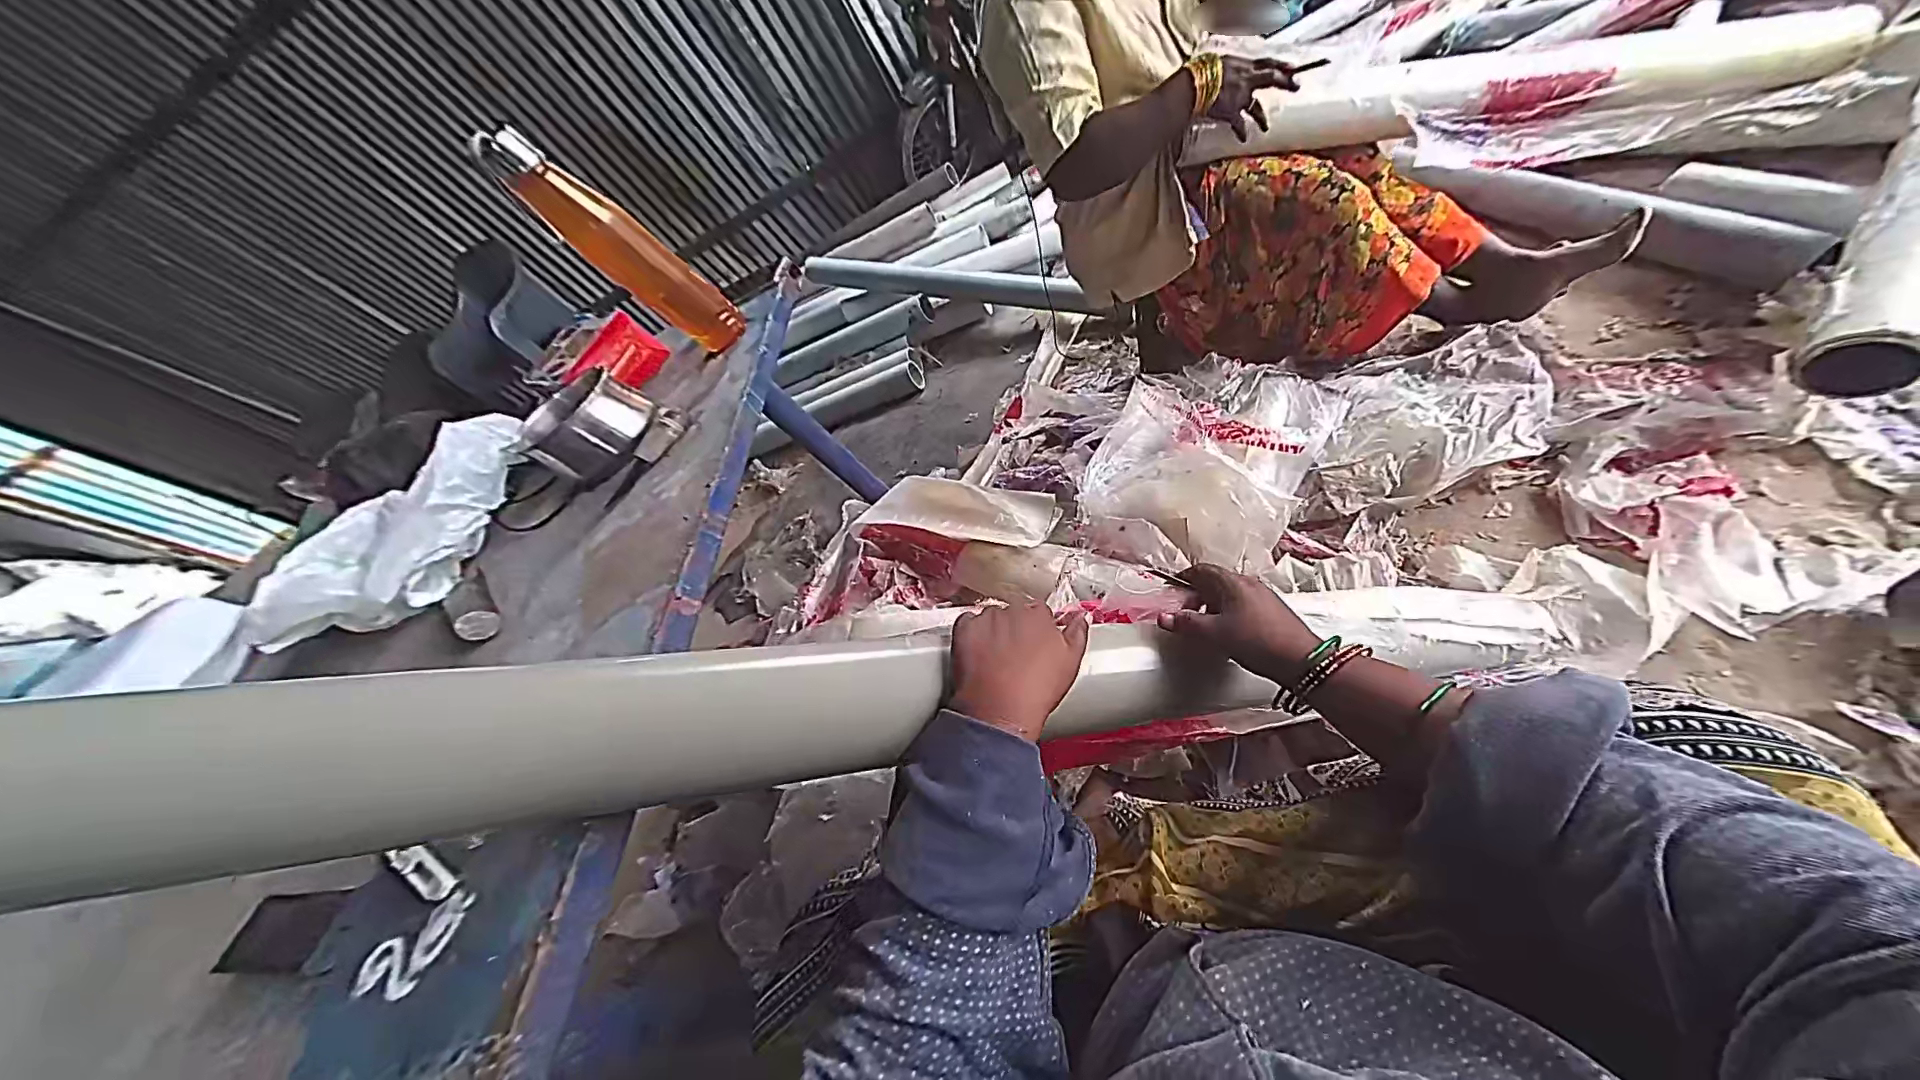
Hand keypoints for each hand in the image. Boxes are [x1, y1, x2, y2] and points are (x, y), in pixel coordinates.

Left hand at [948, 603, 1090, 740]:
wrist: (1000, 711)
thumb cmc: (1035, 691)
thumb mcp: (1070, 662)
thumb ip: (1077, 633)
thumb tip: (1080, 617)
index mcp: (1040, 616)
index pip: (1039, 611)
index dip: (1036, 629)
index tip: (1033, 642)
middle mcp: (1013, 611)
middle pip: (1013, 612)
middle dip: (1014, 627)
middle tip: (1014, 653)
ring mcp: (987, 619)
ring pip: (990, 617)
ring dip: (993, 630)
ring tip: (995, 657)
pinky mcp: (965, 628)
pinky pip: (968, 623)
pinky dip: (972, 634)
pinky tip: (978, 653)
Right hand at [1156, 564, 1320, 683]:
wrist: (1301, 661)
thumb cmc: (1258, 642)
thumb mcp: (1214, 633)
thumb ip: (1186, 624)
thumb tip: (1164, 617)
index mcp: (1232, 583)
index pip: (1200, 570)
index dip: (1182, 579)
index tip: (1171, 591)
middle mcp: (1248, 583)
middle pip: (1214, 581)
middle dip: (1195, 595)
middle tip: (1184, 613)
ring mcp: (1262, 596)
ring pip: (1228, 593)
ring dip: (1211, 605)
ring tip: (1204, 625)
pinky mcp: (1271, 610)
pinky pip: (1242, 603)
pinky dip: (1227, 612)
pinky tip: (1227, 631)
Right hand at [1212, 57, 1301, 141]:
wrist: (1195, 85)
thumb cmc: (1203, 70)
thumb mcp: (1221, 61)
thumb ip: (1231, 67)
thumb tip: (1231, 70)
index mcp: (1245, 66)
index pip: (1268, 63)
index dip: (1281, 64)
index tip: (1293, 68)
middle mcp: (1248, 80)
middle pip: (1271, 79)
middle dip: (1285, 82)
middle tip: (1296, 86)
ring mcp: (1241, 98)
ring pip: (1256, 108)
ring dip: (1261, 118)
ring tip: (1265, 128)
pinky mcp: (1231, 113)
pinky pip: (1239, 125)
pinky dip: (1241, 132)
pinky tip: (1243, 139)